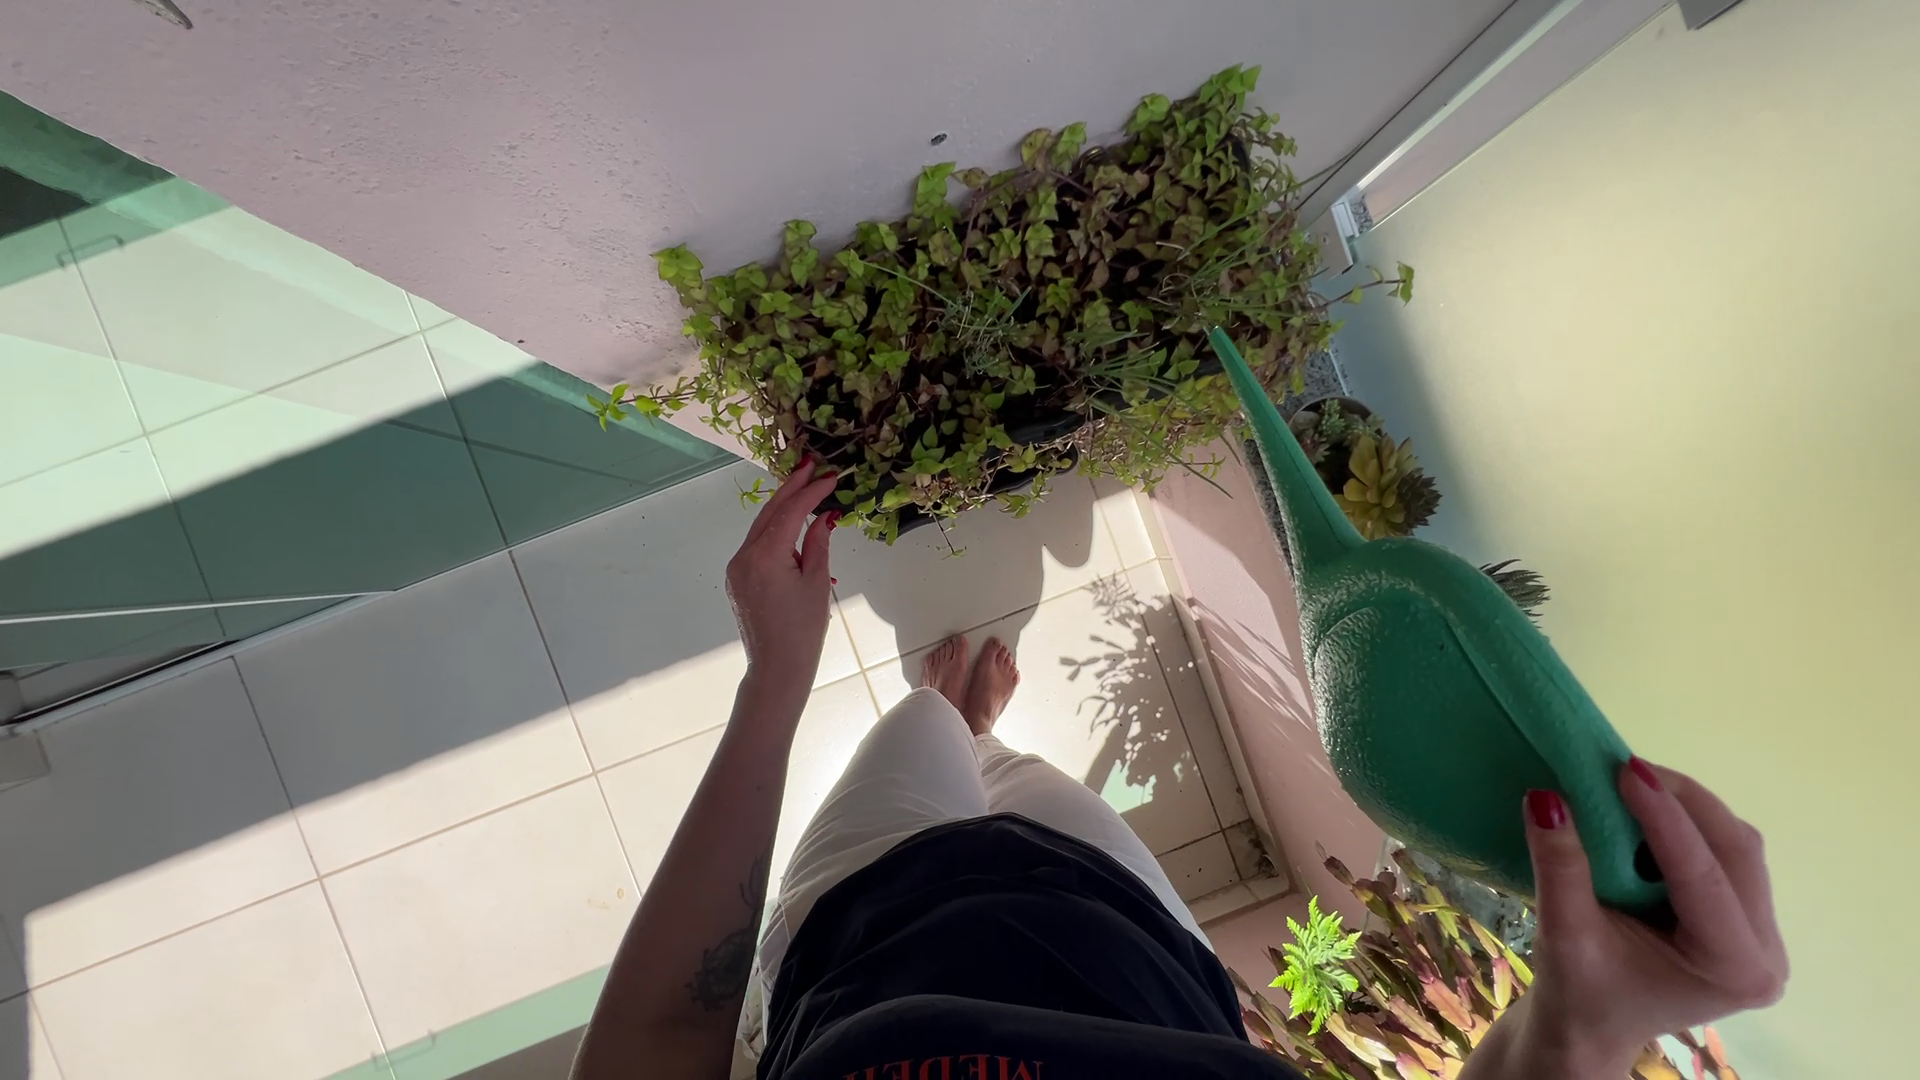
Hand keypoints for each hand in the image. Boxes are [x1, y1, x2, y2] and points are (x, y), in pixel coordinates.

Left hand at [726, 459, 841, 701]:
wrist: (776, 669)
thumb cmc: (803, 630)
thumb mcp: (816, 582)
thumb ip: (818, 543)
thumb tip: (823, 517)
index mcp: (764, 555)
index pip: (790, 512)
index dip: (811, 491)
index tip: (831, 476)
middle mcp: (743, 556)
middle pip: (769, 512)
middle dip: (791, 488)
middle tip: (812, 466)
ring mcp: (736, 567)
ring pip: (761, 527)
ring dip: (783, 508)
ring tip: (806, 489)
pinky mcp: (737, 579)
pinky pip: (757, 545)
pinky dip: (776, 531)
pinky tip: (793, 526)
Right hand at [1516, 760, 1788, 1074]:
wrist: (1587, 1025)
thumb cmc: (1576, 988)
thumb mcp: (1562, 930)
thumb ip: (1559, 866)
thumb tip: (1545, 797)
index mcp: (1733, 965)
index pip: (1703, 873)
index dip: (1664, 816)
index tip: (1624, 767)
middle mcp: (1764, 950)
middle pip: (1738, 851)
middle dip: (1682, 800)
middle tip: (1620, 764)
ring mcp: (1757, 934)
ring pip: (1736, 847)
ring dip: (1684, 807)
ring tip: (1624, 782)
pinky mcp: (1736, 919)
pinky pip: (1721, 854)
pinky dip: (1681, 822)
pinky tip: (1637, 811)